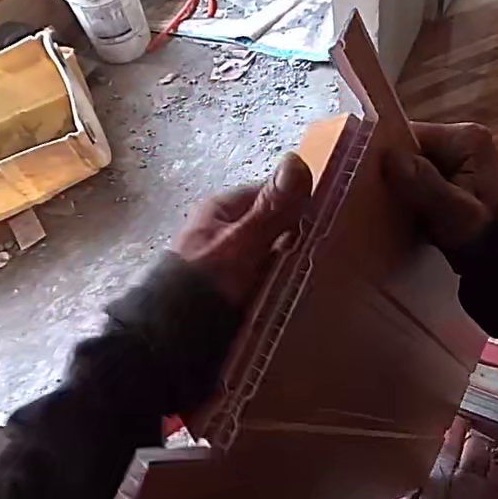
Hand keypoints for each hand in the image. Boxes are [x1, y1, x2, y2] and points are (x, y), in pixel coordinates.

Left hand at [173, 153, 313, 305]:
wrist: (170, 338)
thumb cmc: (203, 285)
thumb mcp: (242, 242)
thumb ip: (271, 209)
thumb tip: (296, 160)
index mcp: (222, 210)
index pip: (271, 195)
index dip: (299, 206)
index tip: (327, 222)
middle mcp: (224, 232)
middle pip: (272, 228)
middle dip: (297, 242)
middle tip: (325, 256)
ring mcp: (227, 264)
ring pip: (270, 258)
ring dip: (290, 269)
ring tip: (317, 280)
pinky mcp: (230, 293)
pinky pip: (264, 284)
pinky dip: (278, 290)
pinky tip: (295, 300)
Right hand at [385, 122, 497, 249]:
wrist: (497, 257)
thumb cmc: (479, 235)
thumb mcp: (453, 211)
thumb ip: (424, 183)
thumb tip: (390, 157)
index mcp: (467, 138)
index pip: (412, 134)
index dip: (388, 154)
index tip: (370, 177)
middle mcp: (461, 139)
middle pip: (409, 147)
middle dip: (392, 170)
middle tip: (375, 194)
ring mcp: (454, 155)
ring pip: (409, 162)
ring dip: (397, 182)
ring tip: (386, 202)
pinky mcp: (446, 173)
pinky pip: (415, 174)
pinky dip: (405, 190)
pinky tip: (399, 206)